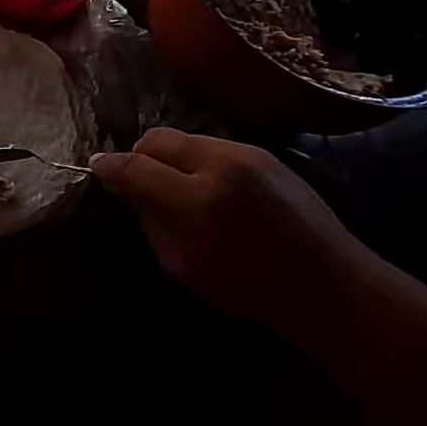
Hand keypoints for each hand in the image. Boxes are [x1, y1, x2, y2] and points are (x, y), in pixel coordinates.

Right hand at [91, 127, 381, 331]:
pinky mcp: (264, 153)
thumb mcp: (183, 265)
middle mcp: (222, 165)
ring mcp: (247, 154)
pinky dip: (195, 159)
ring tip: (173, 183)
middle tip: (136, 179)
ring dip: (168, 156)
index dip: (109, 166)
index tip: (96, 167)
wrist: (330, 285)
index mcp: (198, 201)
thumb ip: (150, 221)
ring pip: (184, 138)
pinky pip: (212, 145)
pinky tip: (206, 185)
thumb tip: (129, 189)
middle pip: (157, 138)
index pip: (135, 167)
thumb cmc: (250, 288)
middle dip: (138, 155)